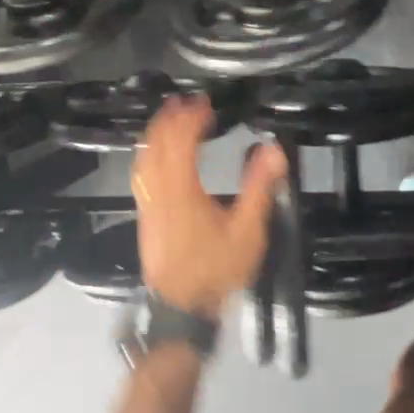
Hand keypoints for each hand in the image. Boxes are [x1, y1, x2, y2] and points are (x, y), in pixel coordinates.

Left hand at [133, 96, 287, 319]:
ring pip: (144, 161)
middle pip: (156, 146)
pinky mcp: (145, 219)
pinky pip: (141, 177)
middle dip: (169, 120)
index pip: (181, 142)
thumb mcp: (247, 231)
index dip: (191, 119)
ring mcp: (148, 207)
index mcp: (182, 191)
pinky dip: (148, 156)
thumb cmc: (216, 270)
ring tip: (168, 120)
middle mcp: (159, 193)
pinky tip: (156, 159)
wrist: (182, 310)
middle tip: (185, 102)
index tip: (205, 104)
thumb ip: (259, 187)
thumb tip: (273, 149)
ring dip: (155, 135)